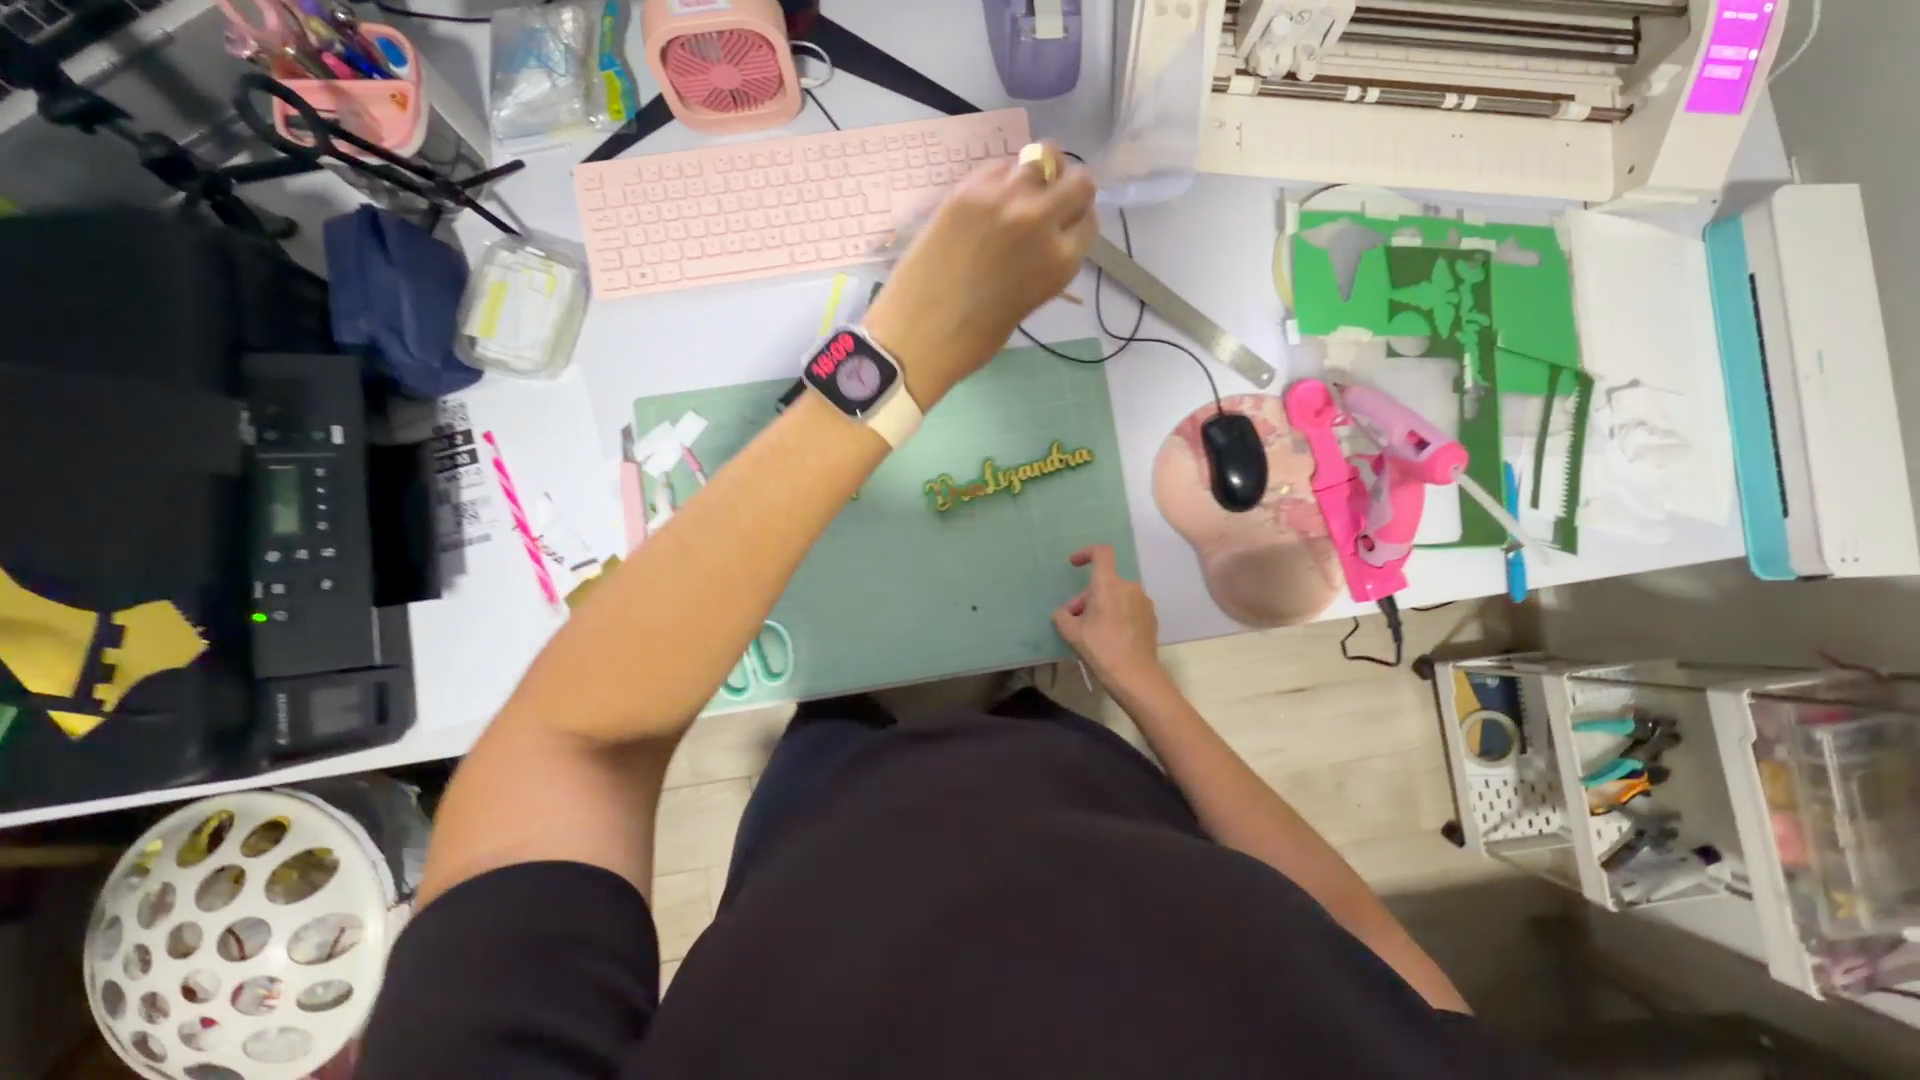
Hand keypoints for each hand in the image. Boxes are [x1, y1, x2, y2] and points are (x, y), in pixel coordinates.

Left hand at [865, 141, 1096, 406]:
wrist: (919, 334)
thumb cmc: (975, 335)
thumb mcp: (1030, 299)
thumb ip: (1047, 260)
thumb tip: (1047, 232)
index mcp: (1062, 261)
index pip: (1089, 219)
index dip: (1077, 218)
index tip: (1065, 222)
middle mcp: (1041, 221)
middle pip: (1078, 181)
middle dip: (1067, 187)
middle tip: (1048, 199)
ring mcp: (1003, 199)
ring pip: (1039, 159)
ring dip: (1035, 173)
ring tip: (1016, 194)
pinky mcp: (967, 189)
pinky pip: (998, 166)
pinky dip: (1000, 178)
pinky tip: (985, 202)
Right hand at [1052, 544, 1164, 693]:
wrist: (1135, 675)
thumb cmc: (1100, 648)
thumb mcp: (1071, 632)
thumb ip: (1062, 615)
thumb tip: (1064, 612)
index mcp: (1109, 584)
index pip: (1102, 552)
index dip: (1086, 553)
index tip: (1075, 564)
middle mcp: (1129, 587)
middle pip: (1105, 581)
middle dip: (1087, 596)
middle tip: (1075, 619)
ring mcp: (1144, 602)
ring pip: (1117, 595)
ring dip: (1103, 606)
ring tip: (1093, 630)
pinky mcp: (1152, 617)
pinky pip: (1130, 607)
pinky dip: (1118, 615)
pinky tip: (1112, 637)